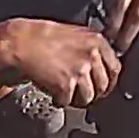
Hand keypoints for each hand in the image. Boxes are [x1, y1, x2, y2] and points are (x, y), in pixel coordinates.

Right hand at [0, 18, 121, 106]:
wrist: (23, 43)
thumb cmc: (44, 38)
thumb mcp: (77, 36)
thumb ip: (93, 51)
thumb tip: (101, 70)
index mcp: (97, 41)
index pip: (115, 69)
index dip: (108, 83)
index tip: (101, 89)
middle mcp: (91, 55)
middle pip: (103, 87)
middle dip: (91, 93)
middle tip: (79, 93)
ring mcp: (80, 70)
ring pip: (88, 98)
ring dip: (76, 99)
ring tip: (65, 92)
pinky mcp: (66, 84)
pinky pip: (68, 101)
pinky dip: (60, 100)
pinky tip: (53, 92)